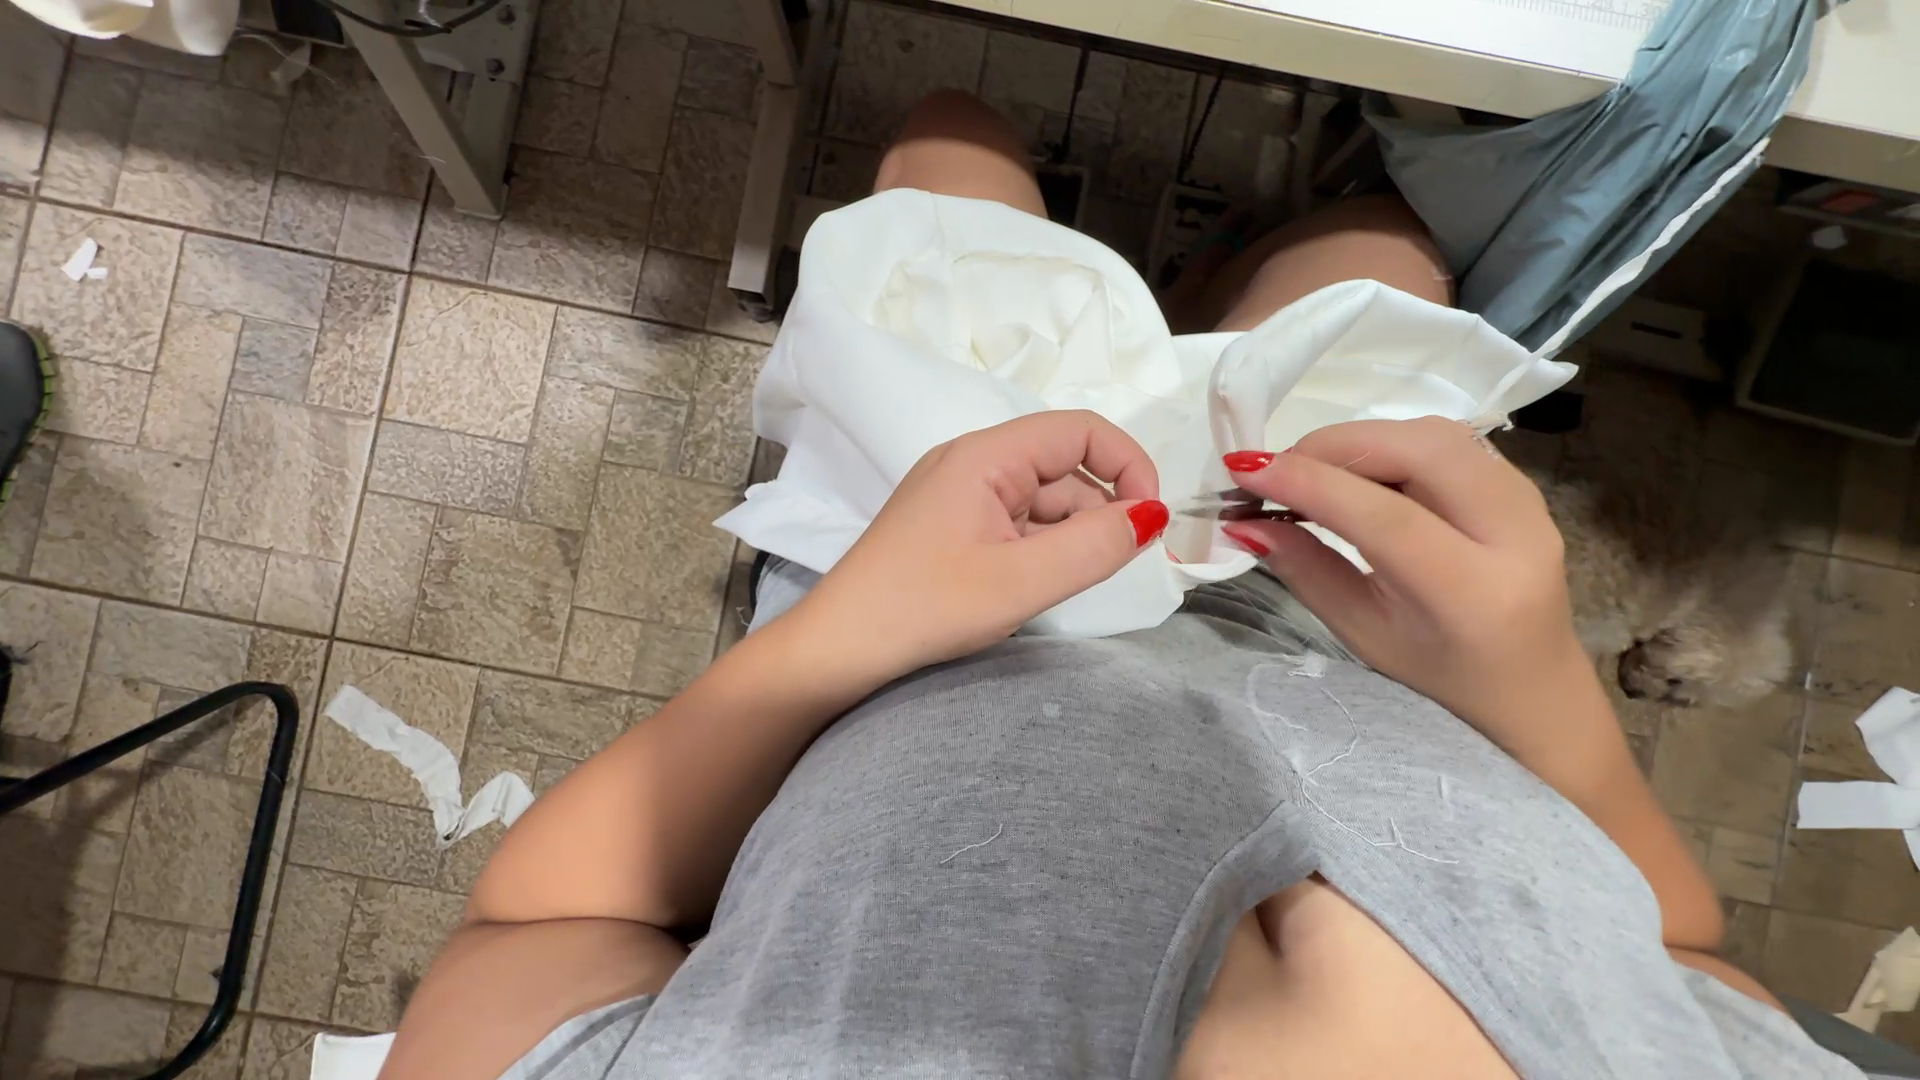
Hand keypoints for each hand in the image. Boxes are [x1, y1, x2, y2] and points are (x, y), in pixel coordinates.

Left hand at [788, 410, 1167, 682]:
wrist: (839, 649)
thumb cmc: (926, 608)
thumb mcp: (1022, 581)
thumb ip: (1095, 546)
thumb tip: (1154, 515)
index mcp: (985, 456)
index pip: (1079, 430)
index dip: (1127, 464)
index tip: (1151, 520)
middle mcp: (971, 463)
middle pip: (1061, 468)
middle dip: (1095, 513)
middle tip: (1100, 570)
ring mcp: (957, 496)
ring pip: (1039, 501)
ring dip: (1066, 537)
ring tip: (1051, 587)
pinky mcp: (949, 527)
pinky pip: (1013, 524)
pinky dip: (1037, 550)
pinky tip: (1030, 587)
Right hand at [1218, 418, 1602, 761]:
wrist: (1530, 684)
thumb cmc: (1436, 672)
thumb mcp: (1360, 631)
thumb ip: (1304, 569)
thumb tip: (1244, 523)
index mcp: (1470, 593)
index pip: (1384, 516)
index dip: (1308, 484)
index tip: (1245, 472)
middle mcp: (1514, 535)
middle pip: (1420, 450)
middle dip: (1334, 446)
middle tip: (1278, 470)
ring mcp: (1527, 501)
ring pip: (1433, 434)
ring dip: (1359, 440)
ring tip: (1311, 472)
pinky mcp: (1520, 484)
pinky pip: (1445, 440)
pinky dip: (1385, 443)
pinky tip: (1354, 472)